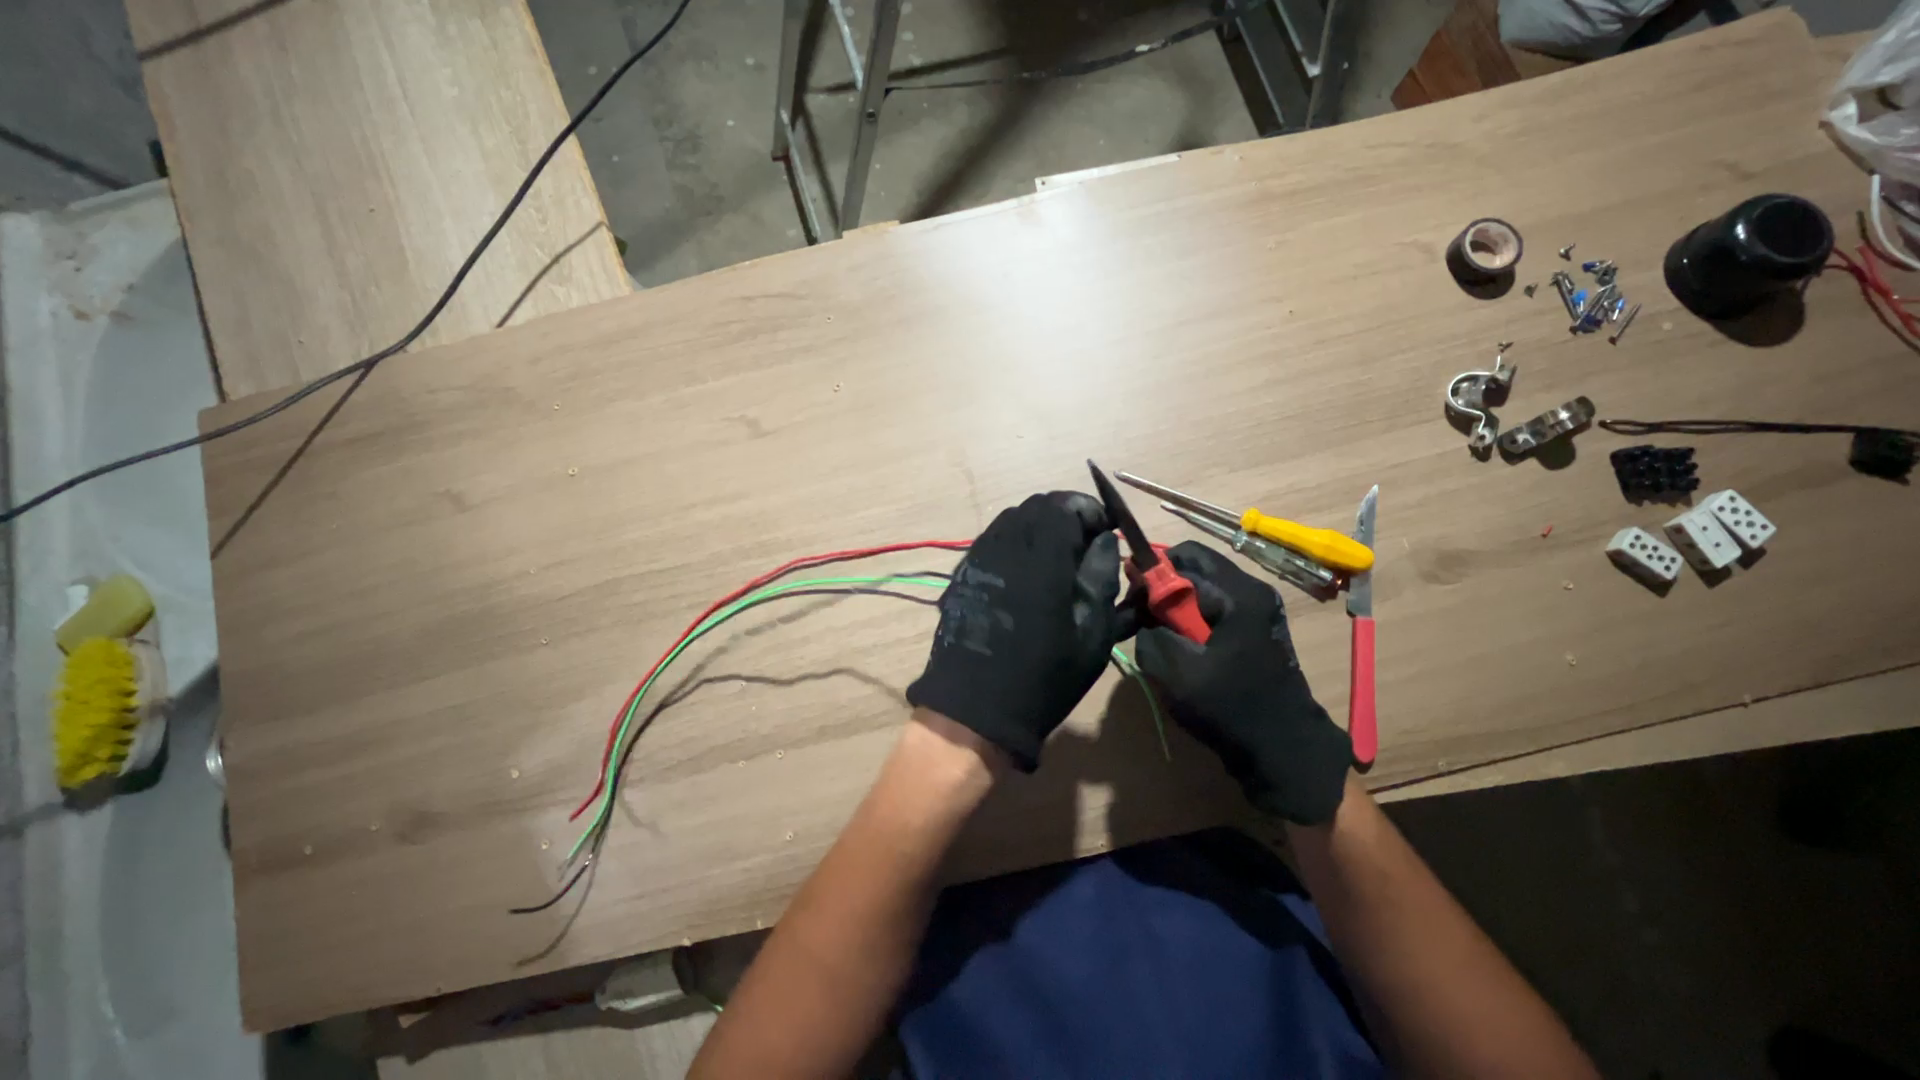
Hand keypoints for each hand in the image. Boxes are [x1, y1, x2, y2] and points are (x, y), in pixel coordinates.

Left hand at [906, 492, 1130, 770]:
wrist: (977, 708)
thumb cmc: (1046, 675)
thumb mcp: (1093, 631)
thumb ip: (1101, 575)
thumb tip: (1104, 538)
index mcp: (1042, 556)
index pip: (1068, 505)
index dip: (1093, 511)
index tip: (1109, 530)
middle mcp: (1006, 545)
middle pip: (1039, 506)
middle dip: (1069, 515)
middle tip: (1089, 542)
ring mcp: (978, 557)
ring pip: (1014, 519)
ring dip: (1042, 527)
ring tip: (1062, 558)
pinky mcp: (964, 573)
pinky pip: (995, 539)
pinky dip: (1018, 542)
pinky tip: (1030, 573)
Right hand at [1135, 541, 1350, 824]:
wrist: (1283, 749)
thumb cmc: (1229, 708)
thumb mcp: (1176, 673)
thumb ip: (1150, 633)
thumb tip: (1142, 612)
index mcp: (1238, 594)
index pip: (1181, 560)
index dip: (1148, 577)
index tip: (1130, 607)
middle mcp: (1253, 589)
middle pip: (1195, 564)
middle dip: (1162, 584)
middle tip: (1142, 616)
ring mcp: (1259, 607)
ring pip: (1205, 583)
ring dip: (1177, 600)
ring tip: (1159, 633)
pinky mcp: (1257, 625)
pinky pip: (1216, 603)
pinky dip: (1193, 614)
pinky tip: (1183, 644)